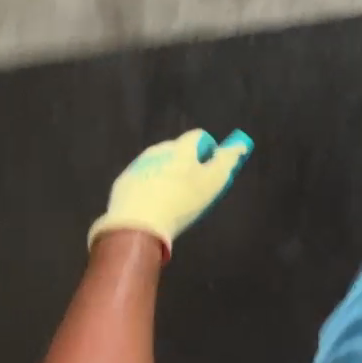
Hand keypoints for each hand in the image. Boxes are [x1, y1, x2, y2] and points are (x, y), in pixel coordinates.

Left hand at [88, 129, 253, 254]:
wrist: (137, 226)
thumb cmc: (182, 201)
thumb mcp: (213, 183)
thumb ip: (227, 161)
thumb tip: (238, 146)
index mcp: (182, 148)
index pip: (199, 136)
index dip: (208, 149)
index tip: (210, 168)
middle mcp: (159, 149)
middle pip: (177, 149)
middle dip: (186, 162)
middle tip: (191, 186)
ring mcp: (138, 165)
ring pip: (158, 163)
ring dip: (166, 173)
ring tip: (170, 198)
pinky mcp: (122, 182)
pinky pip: (141, 178)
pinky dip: (148, 186)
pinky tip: (151, 206)